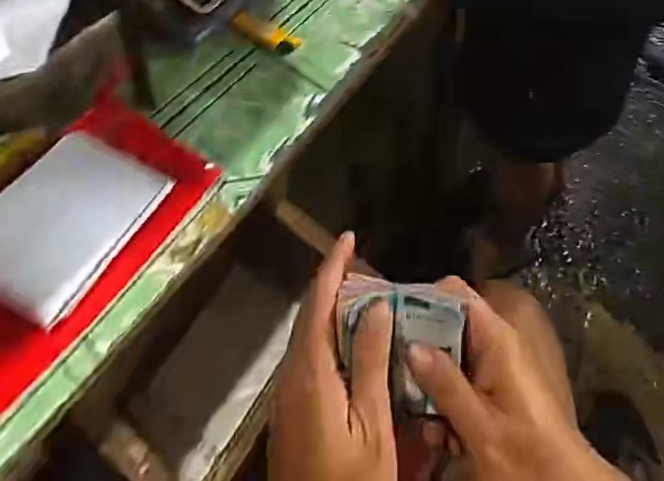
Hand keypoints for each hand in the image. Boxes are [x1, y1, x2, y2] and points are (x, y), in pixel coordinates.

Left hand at [270, 233, 396, 480]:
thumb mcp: (373, 425)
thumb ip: (372, 361)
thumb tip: (375, 304)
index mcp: (310, 375)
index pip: (318, 305)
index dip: (333, 267)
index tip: (348, 237)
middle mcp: (292, 379)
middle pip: (309, 317)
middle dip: (333, 283)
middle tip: (364, 263)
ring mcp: (288, 398)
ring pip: (307, 337)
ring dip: (331, 309)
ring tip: (363, 292)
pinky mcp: (292, 413)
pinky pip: (308, 357)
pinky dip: (329, 334)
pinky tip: (352, 339)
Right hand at [407, 279, 622, 480]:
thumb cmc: (525, 453)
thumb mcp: (479, 426)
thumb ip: (444, 384)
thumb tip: (411, 346)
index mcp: (497, 337)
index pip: (456, 293)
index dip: (424, 299)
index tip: (395, 322)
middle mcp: (500, 340)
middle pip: (451, 325)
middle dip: (425, 353)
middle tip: (400, 379)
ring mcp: (503, 362)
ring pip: (456, 356)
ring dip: (437, 386)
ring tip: (427, 424)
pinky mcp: (503, 385)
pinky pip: (470, 378)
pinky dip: (454, 400)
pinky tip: (446, 436)